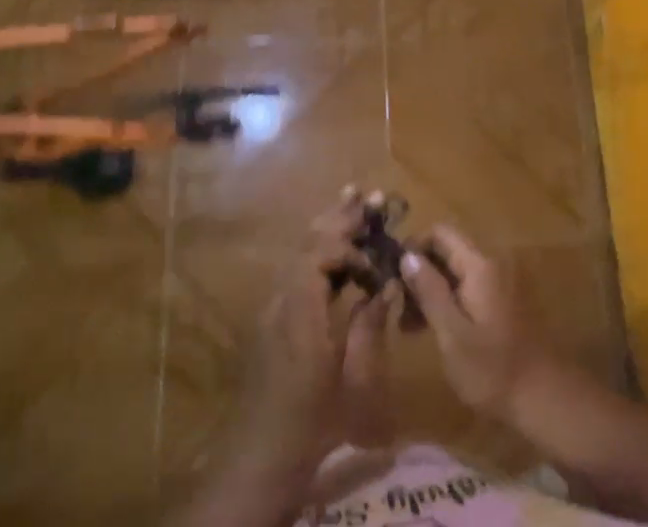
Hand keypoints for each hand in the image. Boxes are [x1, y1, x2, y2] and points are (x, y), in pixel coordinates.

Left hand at [229, 190, 378, 470]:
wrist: (262, 453)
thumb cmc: (314, 420)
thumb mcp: (354, 379)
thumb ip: (368, 326)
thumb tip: (385, 287)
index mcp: (299, 312)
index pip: (319, 254)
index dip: (350, 246)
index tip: (377, 259)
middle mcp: (281, 300)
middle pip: (307, 245)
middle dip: (338, 218)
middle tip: (367, 194)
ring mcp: (273, 309)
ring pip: (299, 256)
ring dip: (328, 230)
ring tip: (352, 204)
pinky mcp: (274, 320)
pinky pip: (297, 273)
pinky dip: (319, 254)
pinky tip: (336, 252)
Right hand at [399, 225, 556, 418]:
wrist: (544, 399)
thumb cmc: (492, 369)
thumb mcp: (451, 332)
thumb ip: (429, 290)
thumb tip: (406, 255)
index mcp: (480, 266)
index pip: (440, 232)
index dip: (412, 248)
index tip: (391, 277)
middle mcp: (492, 266)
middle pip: (447, 252)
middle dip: (418, 274)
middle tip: (397, 309)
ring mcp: (499, 286)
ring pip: (455, 273)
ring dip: (430, 292)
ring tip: (409, 328)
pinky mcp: (502, 305)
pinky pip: (467, 290)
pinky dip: (447, 303)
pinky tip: (432, 330)